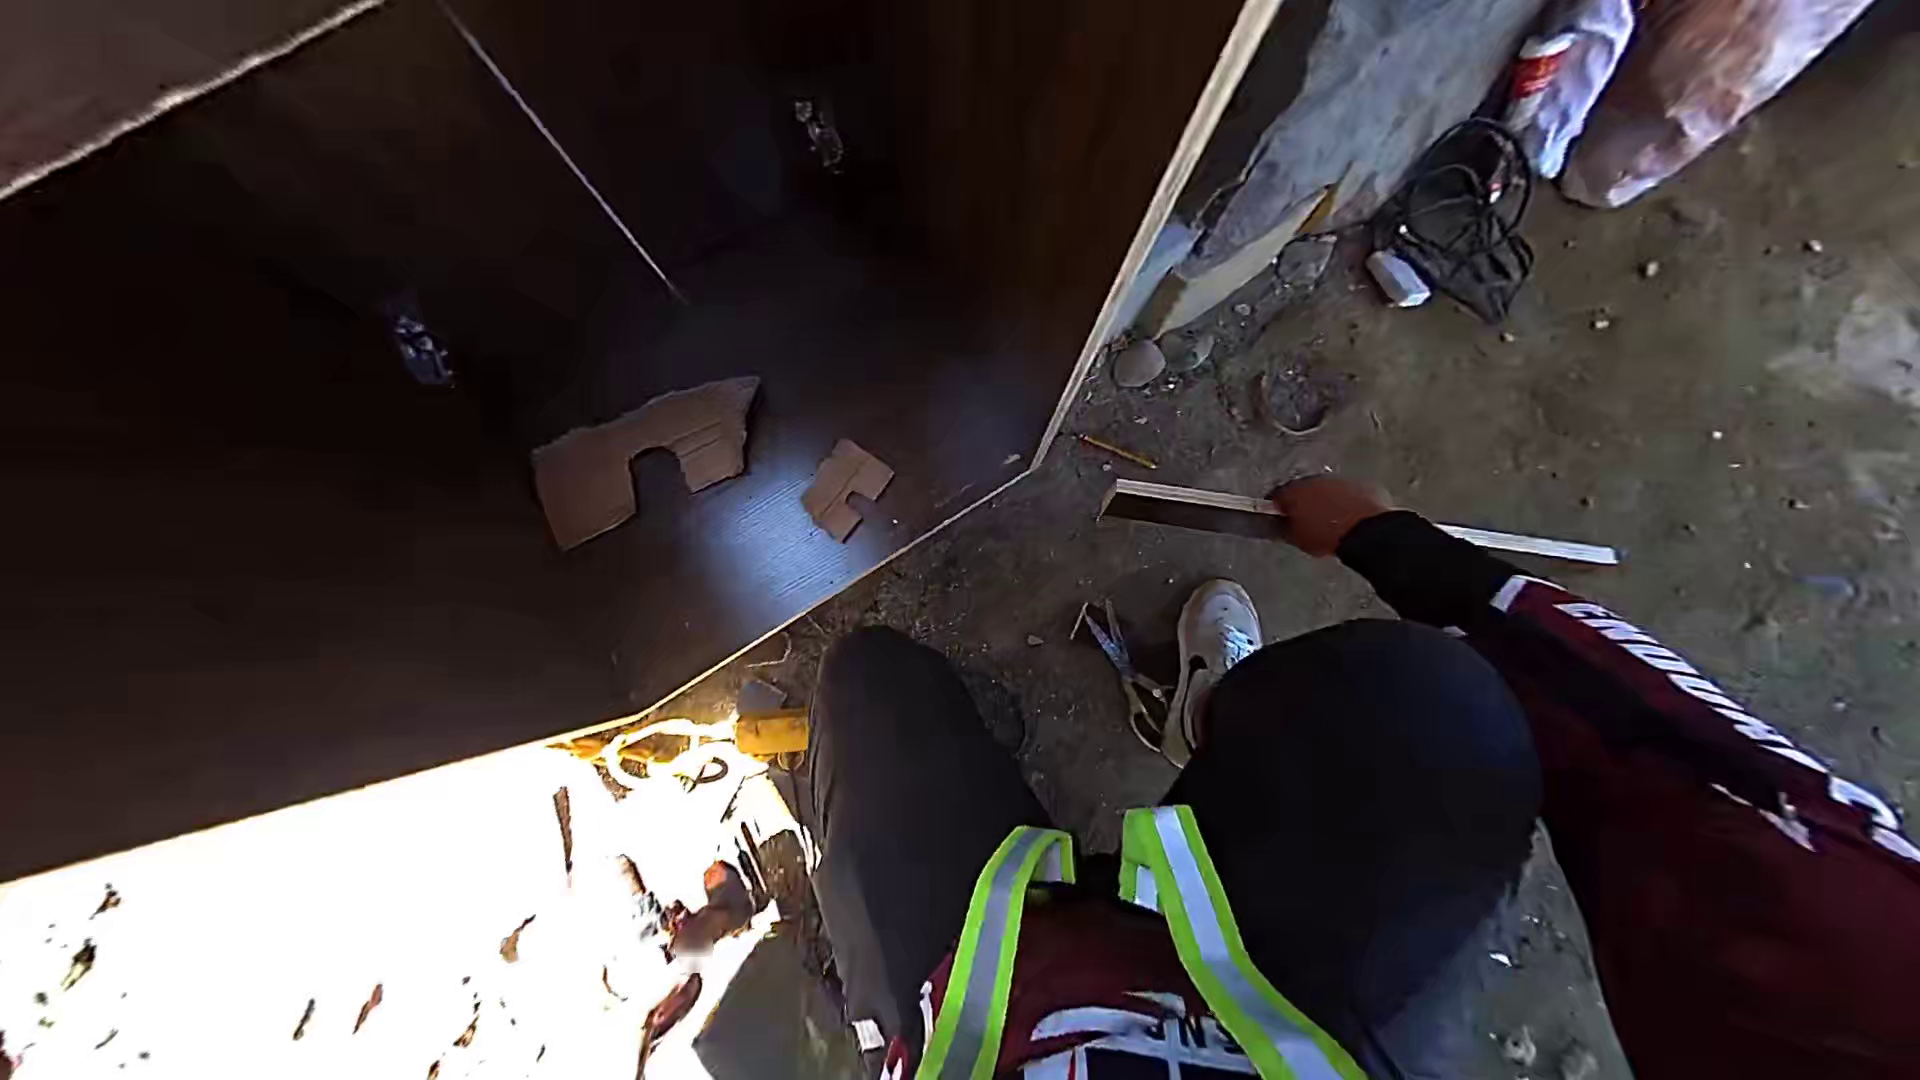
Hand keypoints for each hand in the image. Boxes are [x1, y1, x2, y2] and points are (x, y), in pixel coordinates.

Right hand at [1270, 475, 1390, 555]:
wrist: (1367, 533)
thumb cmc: (1326, 535)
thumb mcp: (1296, 538)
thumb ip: (1285, 527)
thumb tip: (1282, 524)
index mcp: (1293, 492)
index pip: (1276, 495)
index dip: (1277, 507)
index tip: (1279, 516)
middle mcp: (1314, 480)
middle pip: (1303, 488)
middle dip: (1303, 501)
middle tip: (1305, 518)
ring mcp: (1340, 481)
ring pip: (1327, 488)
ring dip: (1325, 499)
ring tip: (1329, 519)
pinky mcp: (1363, 486)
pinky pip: (1349, 493)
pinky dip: (1347, 501)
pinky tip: (1349, 517)